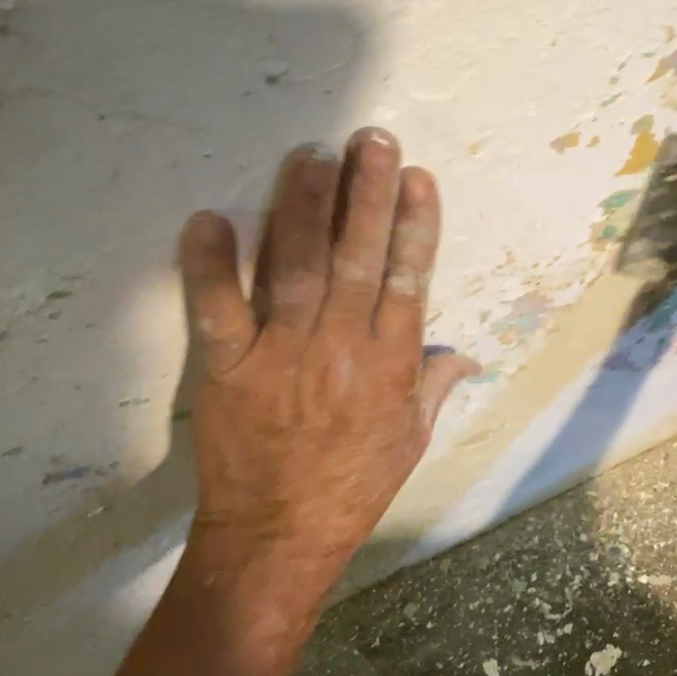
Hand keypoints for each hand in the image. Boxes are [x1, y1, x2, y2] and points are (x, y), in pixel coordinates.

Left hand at [175, 129, 476, 577]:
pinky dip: (211, 264)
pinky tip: (211, 217)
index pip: (409, 280)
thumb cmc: (352, 488)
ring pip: (297, 268)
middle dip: (366, 195)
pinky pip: (218, 308)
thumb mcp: (411, 442)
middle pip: (357, 258)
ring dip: (303, 208)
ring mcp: (282, 354)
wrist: (279, 534)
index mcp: (390, 366)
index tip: (418, 179)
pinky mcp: (228, 367)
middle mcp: (341, 348)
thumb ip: (433, 388)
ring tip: (311, 156)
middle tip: (371, 140)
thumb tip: (465, 355)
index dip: (414, 226)